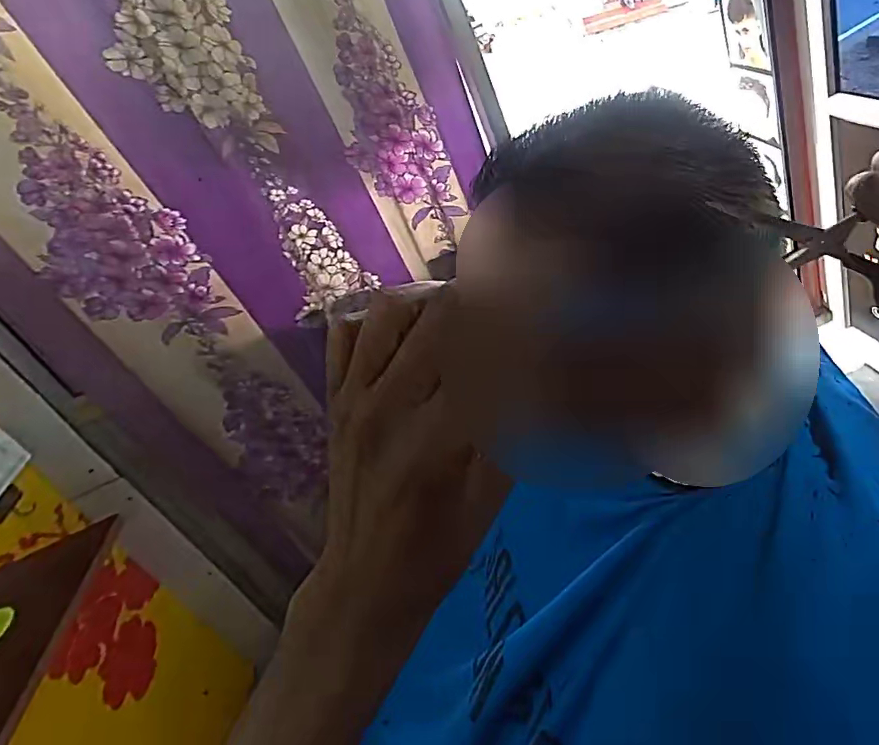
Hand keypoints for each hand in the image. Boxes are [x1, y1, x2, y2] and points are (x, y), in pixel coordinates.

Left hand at [303, 284, 508, 630]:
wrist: (363, 581)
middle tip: (508, 306)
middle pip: (440, 315)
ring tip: (459, 312)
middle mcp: (389, 405)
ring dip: (433, 298)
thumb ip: (514, 427)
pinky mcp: (333, 397)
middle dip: (485, 299)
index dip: (521, 327)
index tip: (544, 313)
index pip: (486, 354)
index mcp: (435, 439)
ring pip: (391, 309)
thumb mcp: (491, 495)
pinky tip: (410, 331)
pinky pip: (348, 332)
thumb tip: (538, 367)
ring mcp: (353, 397)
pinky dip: (382, 318)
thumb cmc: (439, 546)